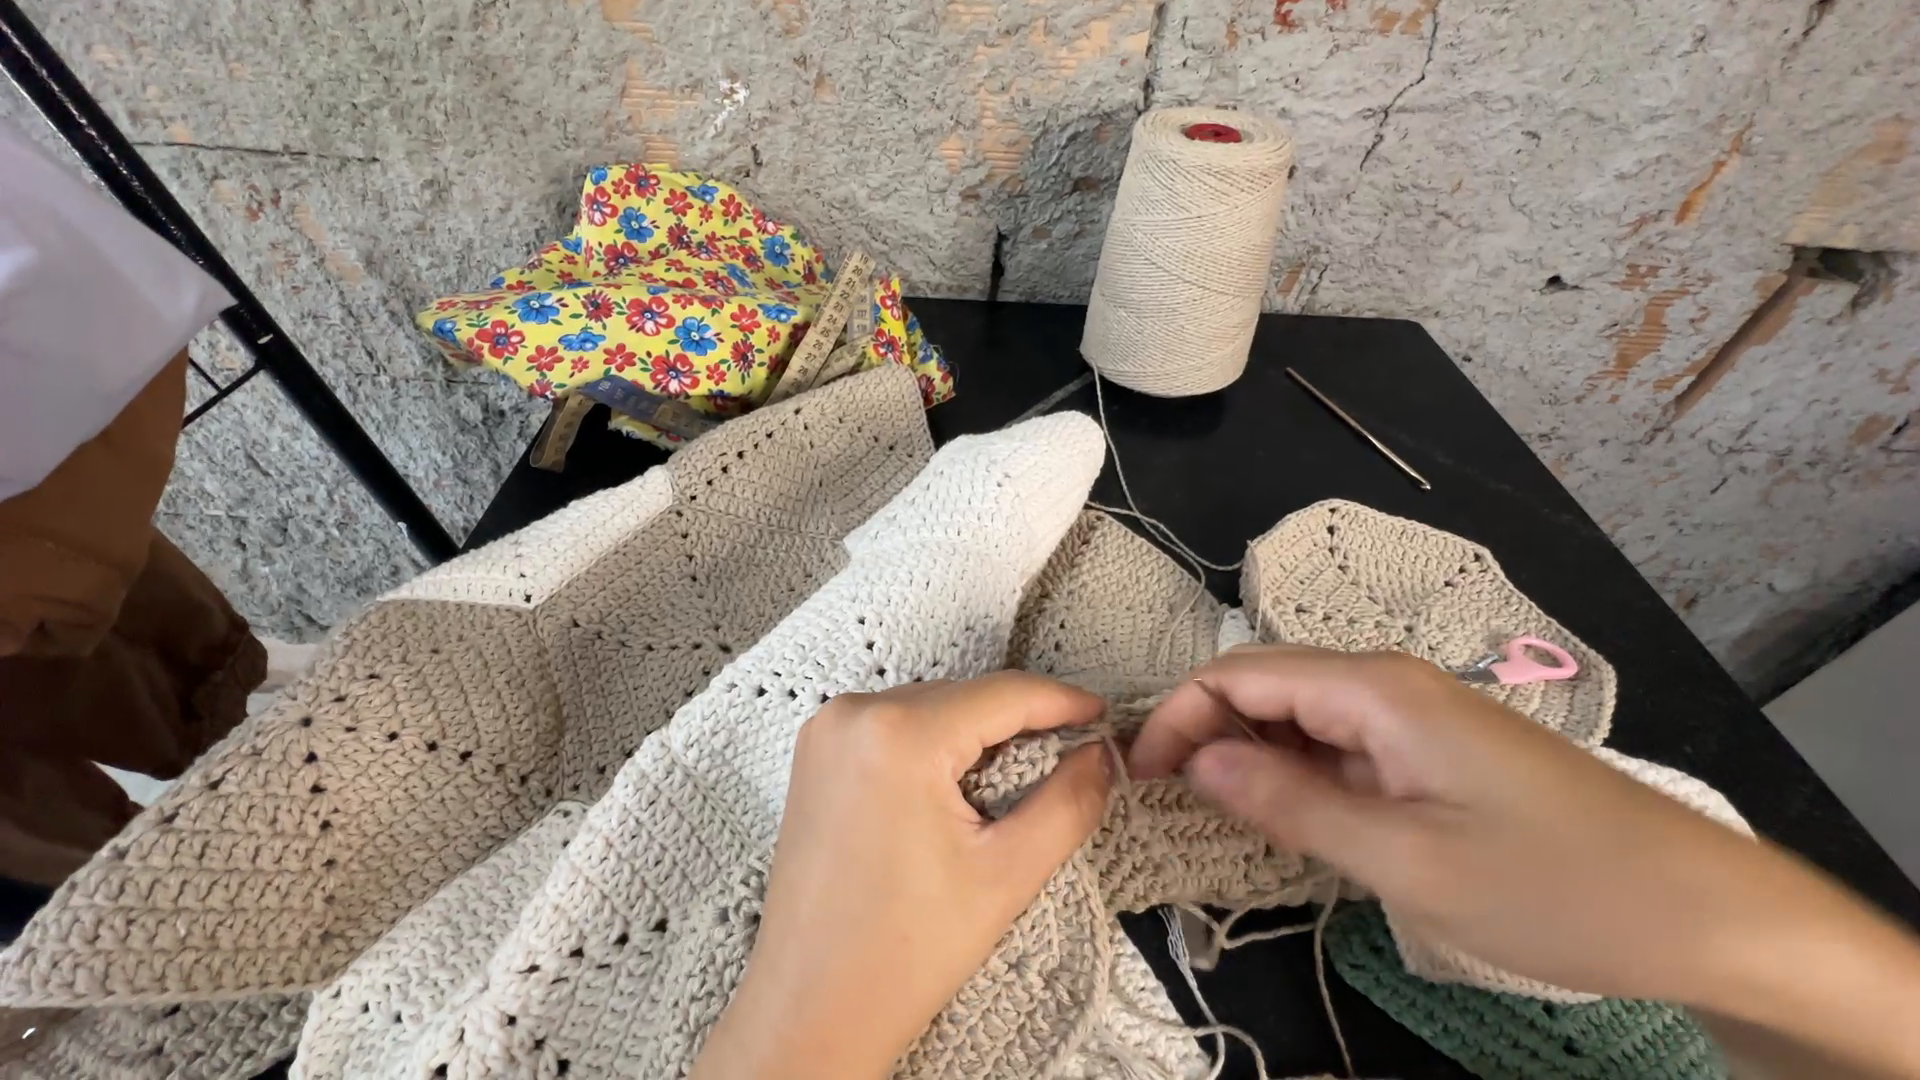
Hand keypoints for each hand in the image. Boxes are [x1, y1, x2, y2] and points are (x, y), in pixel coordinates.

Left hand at [691, 673, 1112, 1079]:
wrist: (810, 1007)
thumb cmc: (903, 953)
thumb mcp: (1007, 874)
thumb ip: (1069, 802)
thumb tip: (1101, 753)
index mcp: (899, 736)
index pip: (1002, 694)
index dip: (1061, 700)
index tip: (1101, 716)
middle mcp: (854, 713)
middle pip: (965, 696)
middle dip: (1022, 721)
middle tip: (1072, 751)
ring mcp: (827, 730)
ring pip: (931, 706)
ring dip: (978, 731)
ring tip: (1019, 774)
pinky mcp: (817, 751)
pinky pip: (895, 724)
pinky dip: (936, 741)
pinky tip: (959, 781)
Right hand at [1132, 646, 1919, 1077]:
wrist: (1705, 914)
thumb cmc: (1549, 885)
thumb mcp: (1402, 858)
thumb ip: (1287, 801)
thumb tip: (1196, 760)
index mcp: (1373, 689)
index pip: (1237, 676)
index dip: (1177, 717)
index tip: (1137, 775)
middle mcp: (1384, 683)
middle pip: (1261, 686)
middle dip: (1203, 731)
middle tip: (1164, 797)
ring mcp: (1409, 715)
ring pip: (1296, 715)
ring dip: (1245, 753)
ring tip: (1212, 809)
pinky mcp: (1426, 748)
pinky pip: (1334, 744)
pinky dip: (1291, 772)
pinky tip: (1282, 813)